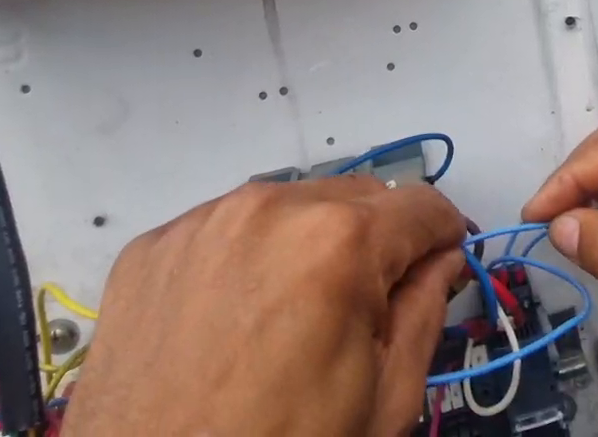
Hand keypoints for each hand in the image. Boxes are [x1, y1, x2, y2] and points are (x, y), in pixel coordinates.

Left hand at [66, 176, 465, 436]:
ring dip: (311, 238)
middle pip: (357, 196)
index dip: (445, 235)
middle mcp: (271, 204)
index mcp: (339, 240)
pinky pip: (226, 227)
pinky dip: (247, 255)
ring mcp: (203, 220)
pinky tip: (234, 314)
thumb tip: (442, 258)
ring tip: (295, 306)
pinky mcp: (152, 245)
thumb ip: (426, 310)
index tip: (442, 263)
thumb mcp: (383, 400)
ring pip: (290, 203)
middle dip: (379, 236)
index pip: (423, 205)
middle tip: (369, 299)